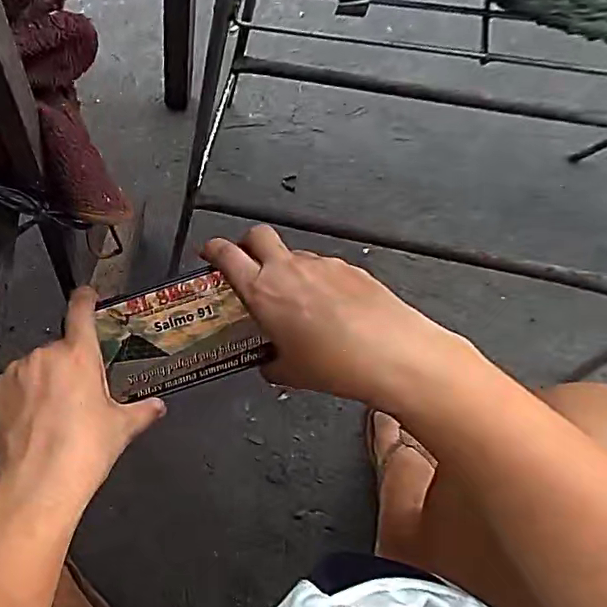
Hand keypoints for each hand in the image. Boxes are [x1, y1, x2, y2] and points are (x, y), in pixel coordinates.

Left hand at [0, 287, 166, 512]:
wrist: (38, 483)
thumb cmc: (84, 452)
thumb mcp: (120, 429)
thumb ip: (141, 411)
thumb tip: (157, 406)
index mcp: (78, 356)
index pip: (80, 312)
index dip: (84, 299)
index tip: (85, 294)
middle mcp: (43, 356)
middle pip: (58, 351)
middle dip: (66, 369)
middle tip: (76, 401)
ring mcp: (14, 372)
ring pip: (32, 370)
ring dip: (41, 384)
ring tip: (50, 420)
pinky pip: (10, 387)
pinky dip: (18, 399)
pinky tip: (29, 424)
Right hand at [201, 226, 479, 412]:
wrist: (397, 357)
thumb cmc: (339, 365)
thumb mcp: (289, 372)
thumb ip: (269, 362)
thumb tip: (269, 363)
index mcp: (262, 291)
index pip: (226, 253)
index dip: (212, 249)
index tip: (209, 253)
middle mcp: (288, 270)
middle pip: (257, 234)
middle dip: (246, 244)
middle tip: (246, 264)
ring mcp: (322, 265)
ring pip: (293, 253)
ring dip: (285, 267)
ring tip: (294, 299)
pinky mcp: (351, 270)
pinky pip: (324, 267)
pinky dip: (317, 280)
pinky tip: (328, 308)